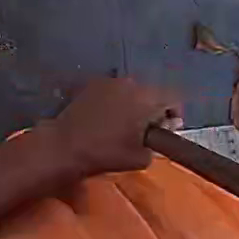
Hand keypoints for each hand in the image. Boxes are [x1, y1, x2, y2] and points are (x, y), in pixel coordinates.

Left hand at [40, 77, 183, 177]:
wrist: (64, 145)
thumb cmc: (105, 153)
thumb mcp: (139, 157)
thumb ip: (158, 143)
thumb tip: (163, 131)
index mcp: (147, 98)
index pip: (174, 98)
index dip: (175, 113)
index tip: (168, 128)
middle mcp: (132, 83)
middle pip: (153, 92)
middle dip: (154, 109)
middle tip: (146, 129)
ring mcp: (111, 81)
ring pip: (134, 90)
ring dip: (135, 104)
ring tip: (125, 124)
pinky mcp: (94, 83)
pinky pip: (115, 90)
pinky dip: (117, 101)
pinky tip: (107, 117)